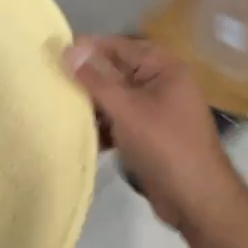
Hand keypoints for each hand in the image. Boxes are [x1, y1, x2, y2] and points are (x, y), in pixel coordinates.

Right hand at [63, 36, 239, 227]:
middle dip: (86, 78)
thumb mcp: (126, 108)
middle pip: (116, 72)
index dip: (88, 47)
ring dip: (92, 105)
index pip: (119, 46)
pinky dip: (103, 126)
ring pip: (115, 98)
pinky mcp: (149, 135)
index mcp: (164, 68)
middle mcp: (162, 83)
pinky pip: (120, 120)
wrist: (197, 201)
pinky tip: (79, 135)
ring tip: (59, 107)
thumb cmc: (164, 145)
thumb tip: (67, 48)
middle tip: (51, 80)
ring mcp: (156, 110)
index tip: (54, 51)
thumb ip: (95, 79)